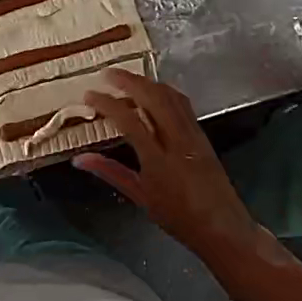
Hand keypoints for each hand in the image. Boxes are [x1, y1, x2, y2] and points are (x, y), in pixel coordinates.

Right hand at [73, 69, 262, 256]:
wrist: (221, 226)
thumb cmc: (178, 217)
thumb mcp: (140, 197)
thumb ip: (110, 172)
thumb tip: (79, 159)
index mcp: (158, 160)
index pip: (129, 121)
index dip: (107, 103)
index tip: (89, 95)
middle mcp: (177, 140)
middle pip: (153, 98)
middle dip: (129, 81)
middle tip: (108, 74)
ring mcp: (192, 133)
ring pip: (169, 96)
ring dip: (147, 82)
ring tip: (127, 78)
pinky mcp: (202, 132)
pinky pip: (182, 103)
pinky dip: (164, 91)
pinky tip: (153, 92)